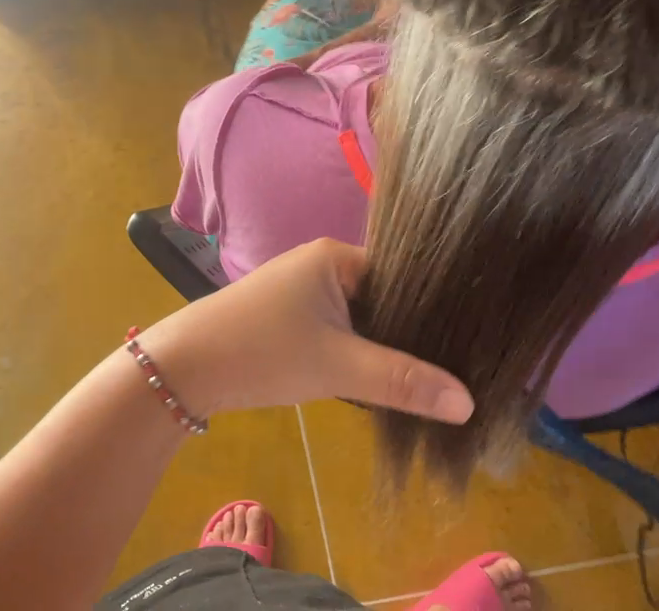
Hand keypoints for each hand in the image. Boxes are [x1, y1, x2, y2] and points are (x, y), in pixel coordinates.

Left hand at [135, 239, 473, 424]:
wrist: (186, 367)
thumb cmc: (262, 351)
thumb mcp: (337, 367)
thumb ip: (402, 381)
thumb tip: (469, 402)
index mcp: (336, 256)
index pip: (405, 273)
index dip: (437, 306)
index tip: (471, 340)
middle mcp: (323, 263)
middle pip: (386, 295)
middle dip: (415, 330)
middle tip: (461, 364)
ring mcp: (305, 289)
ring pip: (364, 316)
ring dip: (387, 343)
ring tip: (434, 374)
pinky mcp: (293, 316)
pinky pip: (342, 327)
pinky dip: (361, 349)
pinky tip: (386, 376)